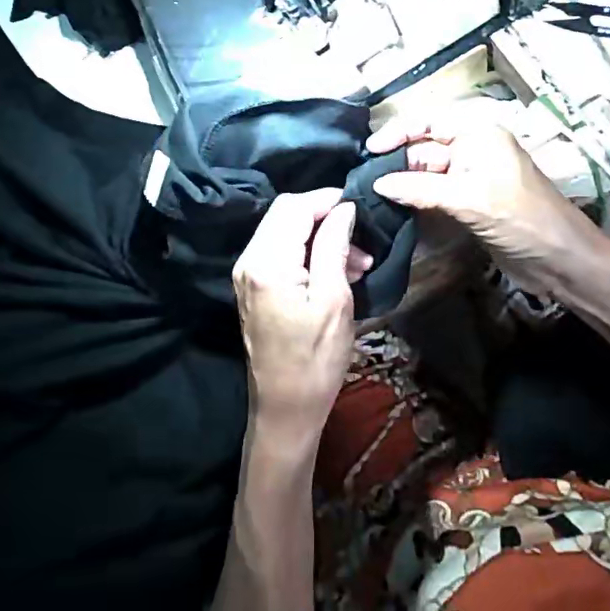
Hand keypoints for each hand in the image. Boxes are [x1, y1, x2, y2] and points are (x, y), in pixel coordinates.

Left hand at [231, 189, 358, 440]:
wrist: (285, 410)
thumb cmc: (315, 360)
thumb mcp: (334, 301)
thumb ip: (334, 246)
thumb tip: (344, 209)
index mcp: (267, 262)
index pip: (294, 207)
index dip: (327, 200)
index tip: (360, 206)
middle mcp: (249, 260)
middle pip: (285, 214)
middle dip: (324, 216)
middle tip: (361, 237)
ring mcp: (247, 273)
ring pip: (284, 231)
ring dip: (319, 235)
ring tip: (358, 259)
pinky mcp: (253, 286)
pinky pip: (280, 251)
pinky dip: (307, 252)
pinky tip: (337, 269)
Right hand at [368, 114, 609, 294]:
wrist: (563, 262)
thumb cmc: (523, 219)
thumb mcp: (470, 199)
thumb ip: (421, 188)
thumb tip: (378, 184)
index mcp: (478, 134)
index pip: (428, 122)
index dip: (397, 133)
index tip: (369, 150)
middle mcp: (472, 150)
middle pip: (423, 147)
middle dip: (395, 160)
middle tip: (361, 177)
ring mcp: (470, 177)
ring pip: (425, 172)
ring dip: (401, 181)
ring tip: (368, 191)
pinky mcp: (468, 202)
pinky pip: (433, 193)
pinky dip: (413, 198)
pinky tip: (390, 205)